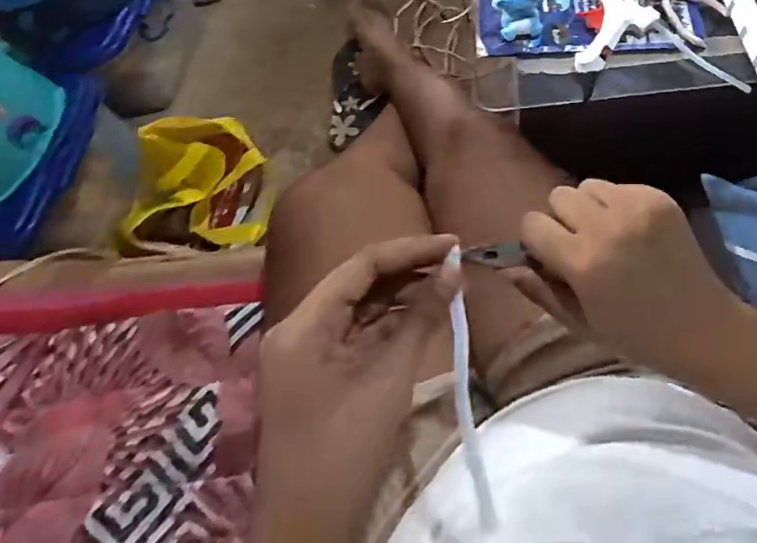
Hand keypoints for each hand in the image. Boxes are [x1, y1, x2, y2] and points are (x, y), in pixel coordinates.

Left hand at [257, 235, 459, 541]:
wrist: (309, 528)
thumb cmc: (347, 448)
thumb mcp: (390, 376)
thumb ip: (423, 315)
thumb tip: (456, 269)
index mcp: (303, 324)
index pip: (362, 265)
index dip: (412, 250)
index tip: (455, 243)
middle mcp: (299, 328)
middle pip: (360, 281)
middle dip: (410, 269)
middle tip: (457, 262)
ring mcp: (306, 351)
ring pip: (362, 305)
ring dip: (405, 294)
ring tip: (450, 285)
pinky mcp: (319, 371)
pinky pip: (359, 331)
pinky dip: (393, 321)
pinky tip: (428, 313)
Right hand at [508, 180, 746, 379]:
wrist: (703, 326)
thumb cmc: (637, 336)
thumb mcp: (580, 322)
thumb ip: (540, 290)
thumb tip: (505, 265)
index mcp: (583, 261)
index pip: (532, 224)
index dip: (535, 241)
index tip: (549, 256)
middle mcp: (607, 225)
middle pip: (559, 196)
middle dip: (561, 219)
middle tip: (580, 245)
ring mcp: (637, 206)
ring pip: (589, 185)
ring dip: (589, 207)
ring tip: (608, 235)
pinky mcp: (659, 196)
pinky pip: (621, 186)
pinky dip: (618, 204)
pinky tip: (634, 232)